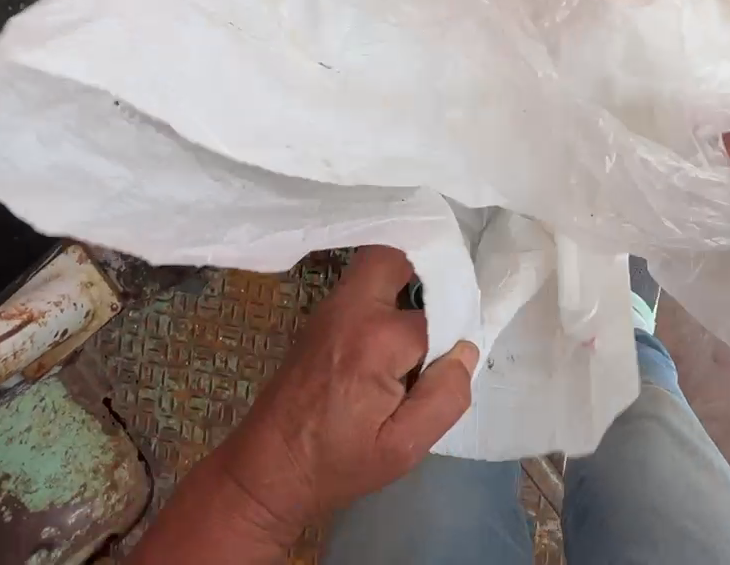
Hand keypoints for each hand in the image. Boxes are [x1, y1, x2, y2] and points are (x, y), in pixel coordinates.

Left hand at [197, 246, 477, 547]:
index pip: (435, 314)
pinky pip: (360, 287)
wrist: (266, 471)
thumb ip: (446, 396)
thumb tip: (464, 350)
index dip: (451, 332)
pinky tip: (391, 339)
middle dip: (424, 272)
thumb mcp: (403, 448)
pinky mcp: (319, 318)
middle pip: (395, 257)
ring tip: (419, 327)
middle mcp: (350, 309)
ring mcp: (329, 309)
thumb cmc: (336, 464)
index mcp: (376, 339)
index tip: (450, 359)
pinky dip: (382, 295)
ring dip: (402, 283)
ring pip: (375, 267)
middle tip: (440, 313)